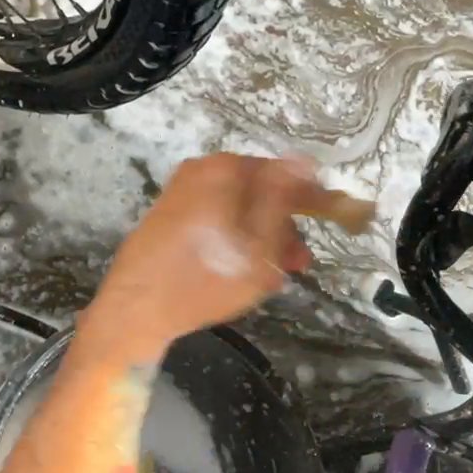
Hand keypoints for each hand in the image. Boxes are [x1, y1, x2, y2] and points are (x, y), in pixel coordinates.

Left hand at [77, 154, 329, 364]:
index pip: (283, 173)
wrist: (134, 310)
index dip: (313, 197)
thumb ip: (283, 201)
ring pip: (237, 208)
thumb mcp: (258, 246)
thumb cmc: (203, 280)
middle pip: (258, 190)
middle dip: (283, 225)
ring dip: (260, 236)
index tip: (338, 214)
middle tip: (299, 262)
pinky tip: (243, 271)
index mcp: (224, 169)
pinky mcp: (170, 215)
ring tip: (273, 276)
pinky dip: (235, 238)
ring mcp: (182, 192)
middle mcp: (201, 171)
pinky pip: (216, 218)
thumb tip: (304, 163)